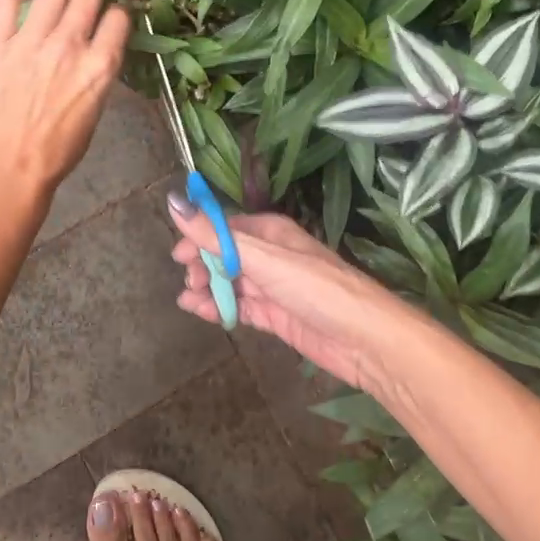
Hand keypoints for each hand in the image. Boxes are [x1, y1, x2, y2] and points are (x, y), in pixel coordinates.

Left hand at [0, 0, 128, 197]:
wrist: (12, 164)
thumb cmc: (60, 146)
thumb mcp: (97, 107)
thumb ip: (100, 68)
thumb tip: (100, 39)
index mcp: (99, 66)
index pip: (118, 16)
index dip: (116, 14)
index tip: (108, 17)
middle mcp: (68, 46)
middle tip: (80, 6)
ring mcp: (30, 42)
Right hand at [167, 200, 415, 391]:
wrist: (366, 340)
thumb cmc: (315, 288)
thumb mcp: (260, 257)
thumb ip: (215, 235)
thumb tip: (173, 200)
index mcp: (270, 231)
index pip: (225, 226)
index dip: (199, 236)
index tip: (177, 255)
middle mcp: (271, 255)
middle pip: (225, 255)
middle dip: (202, 265)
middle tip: (187, 280)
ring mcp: (274, 287)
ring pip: (231, 283)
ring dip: (208, 288)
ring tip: (189, 300)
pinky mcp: (278, 316)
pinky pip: (242, 307)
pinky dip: (220, 308)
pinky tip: (202, 312)